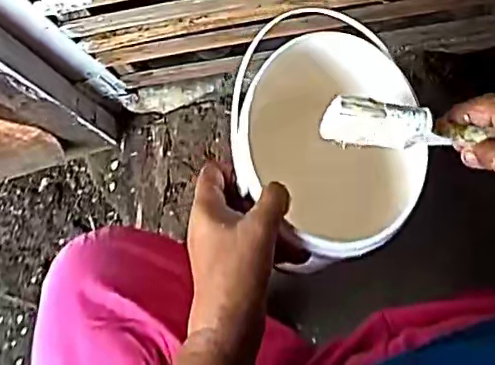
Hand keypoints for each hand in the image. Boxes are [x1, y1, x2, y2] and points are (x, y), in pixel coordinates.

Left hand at [182, 162, 288, 362]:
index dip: (235, 167)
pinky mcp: (228, 270)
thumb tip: (278, 189)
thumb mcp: (260, 226)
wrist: (228, 328)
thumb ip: (271, 199)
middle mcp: (205, 226)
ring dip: (267, 225)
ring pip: (243, 223)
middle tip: (275, 202)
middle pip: (231, 197)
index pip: (213, 171)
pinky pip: (248, 247)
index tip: (255, 171)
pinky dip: (267, 246)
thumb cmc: (235, 277)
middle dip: (257, 200)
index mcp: (204, 208)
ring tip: (290, 230)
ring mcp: (215, 249)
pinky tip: (289, 253)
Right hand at [446, 94, 494, 233]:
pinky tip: (491, 150)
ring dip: (484, 132)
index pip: (471, 107)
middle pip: (485, 109)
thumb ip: (479, 152)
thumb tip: (464, 150)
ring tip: (469, 147)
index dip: (453, 119)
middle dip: (469, 124)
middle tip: (453, 139)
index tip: (439, 129)